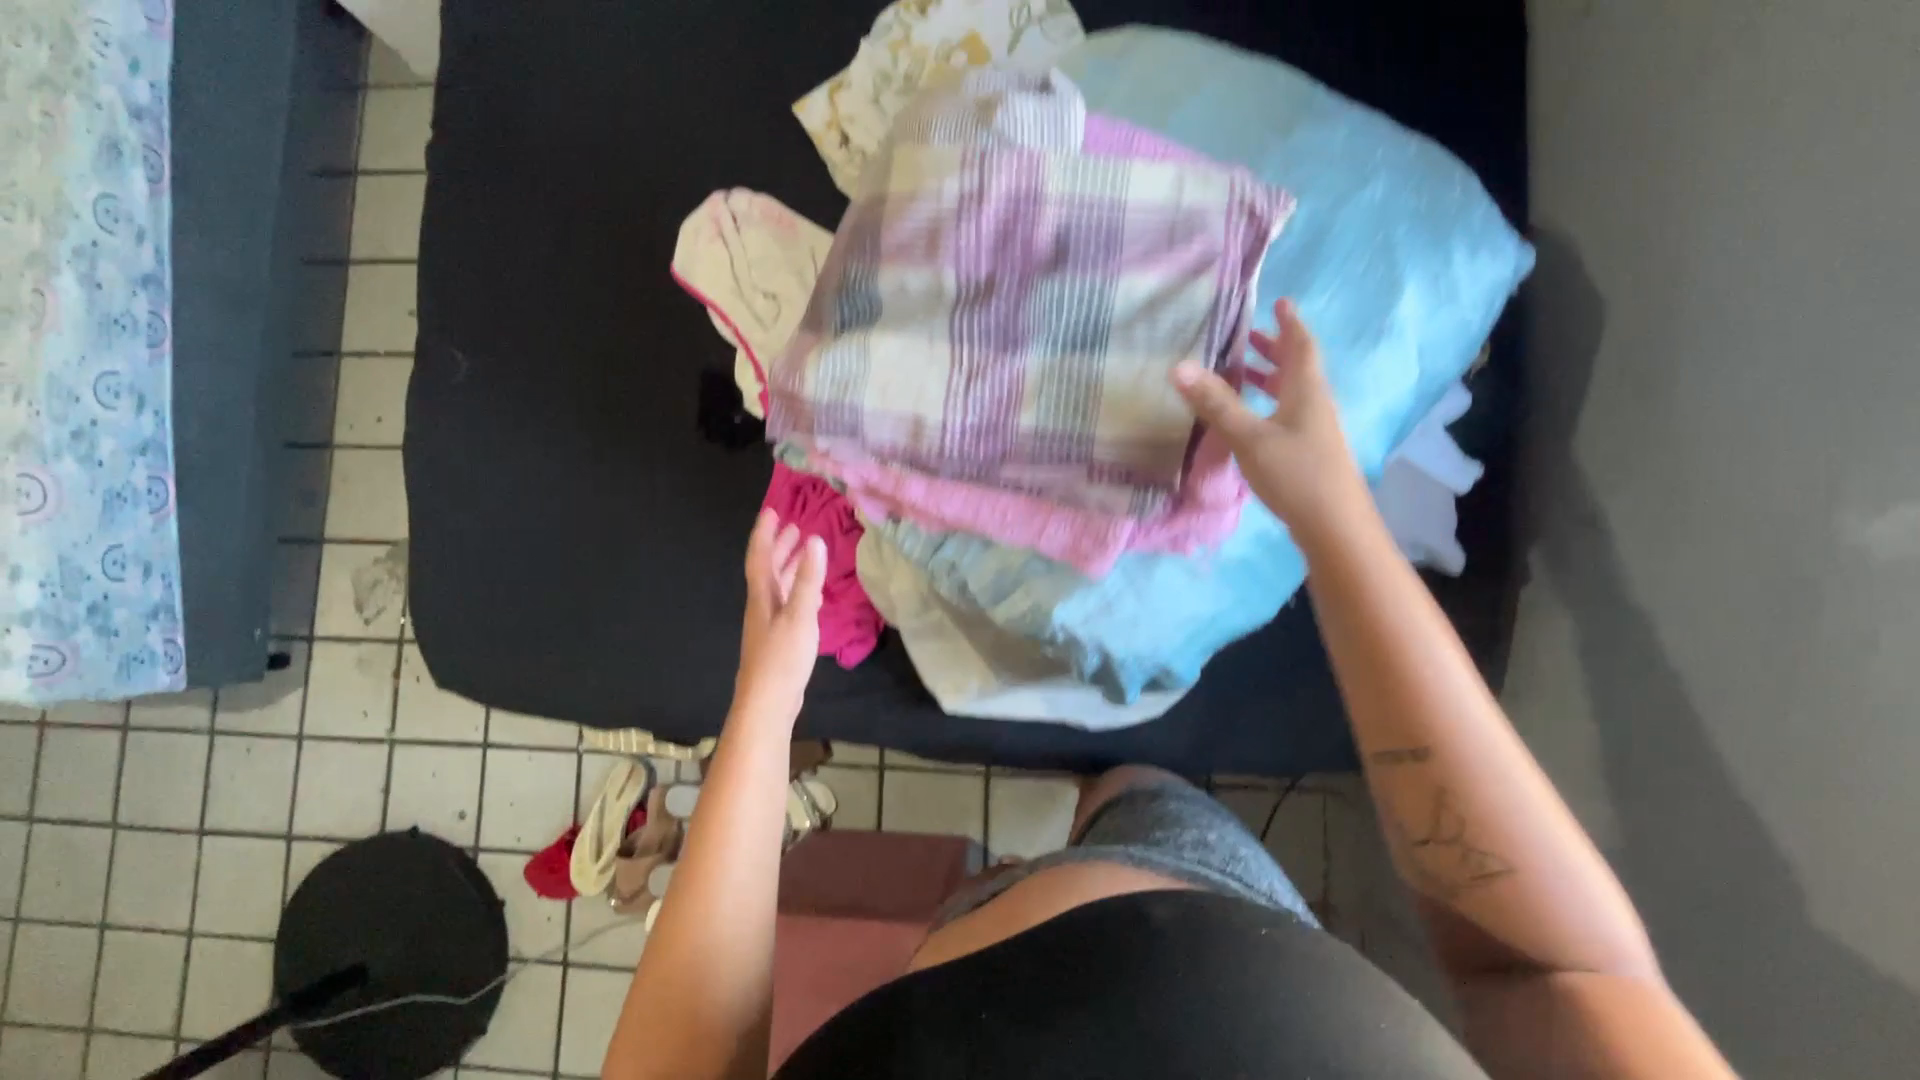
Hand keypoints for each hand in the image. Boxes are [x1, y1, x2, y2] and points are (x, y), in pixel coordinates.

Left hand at [733, 508, 827, 725]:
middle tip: (793, 526)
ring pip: (777, 587)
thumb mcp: (800, 615)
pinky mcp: (779, 640)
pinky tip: (811, 595)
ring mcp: (769, 624)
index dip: (765, 533)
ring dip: (789, 567)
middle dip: (779, 547)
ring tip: (805, 553)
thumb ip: (808, 579)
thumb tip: (815, 541)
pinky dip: (798, 591)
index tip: (772, 510)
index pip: (760, 557)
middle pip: (768, 570)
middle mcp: (762, 606)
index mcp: (762, 597)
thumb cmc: (782, 658)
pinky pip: (787, 604)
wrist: (767, 703)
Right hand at [1172, 299, 1369, 536]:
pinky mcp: (1308, 453)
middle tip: (1250, 335)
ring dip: (1270, 378)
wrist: (1334, 526)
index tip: (1279, 302)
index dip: (1289, 323)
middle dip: (1275, 349)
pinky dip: (1268, 405)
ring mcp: (1313, 430)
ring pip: (1292, 393)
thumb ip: (1216, 404)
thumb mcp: (1249, 438)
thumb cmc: (1295, 474)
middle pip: (1297, 367)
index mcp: (1305, 391)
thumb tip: (1180, 367)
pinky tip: (1249, 420)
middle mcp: (1313, 404)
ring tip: (1242, 372)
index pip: (1300, 346)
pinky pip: (1286, 414)